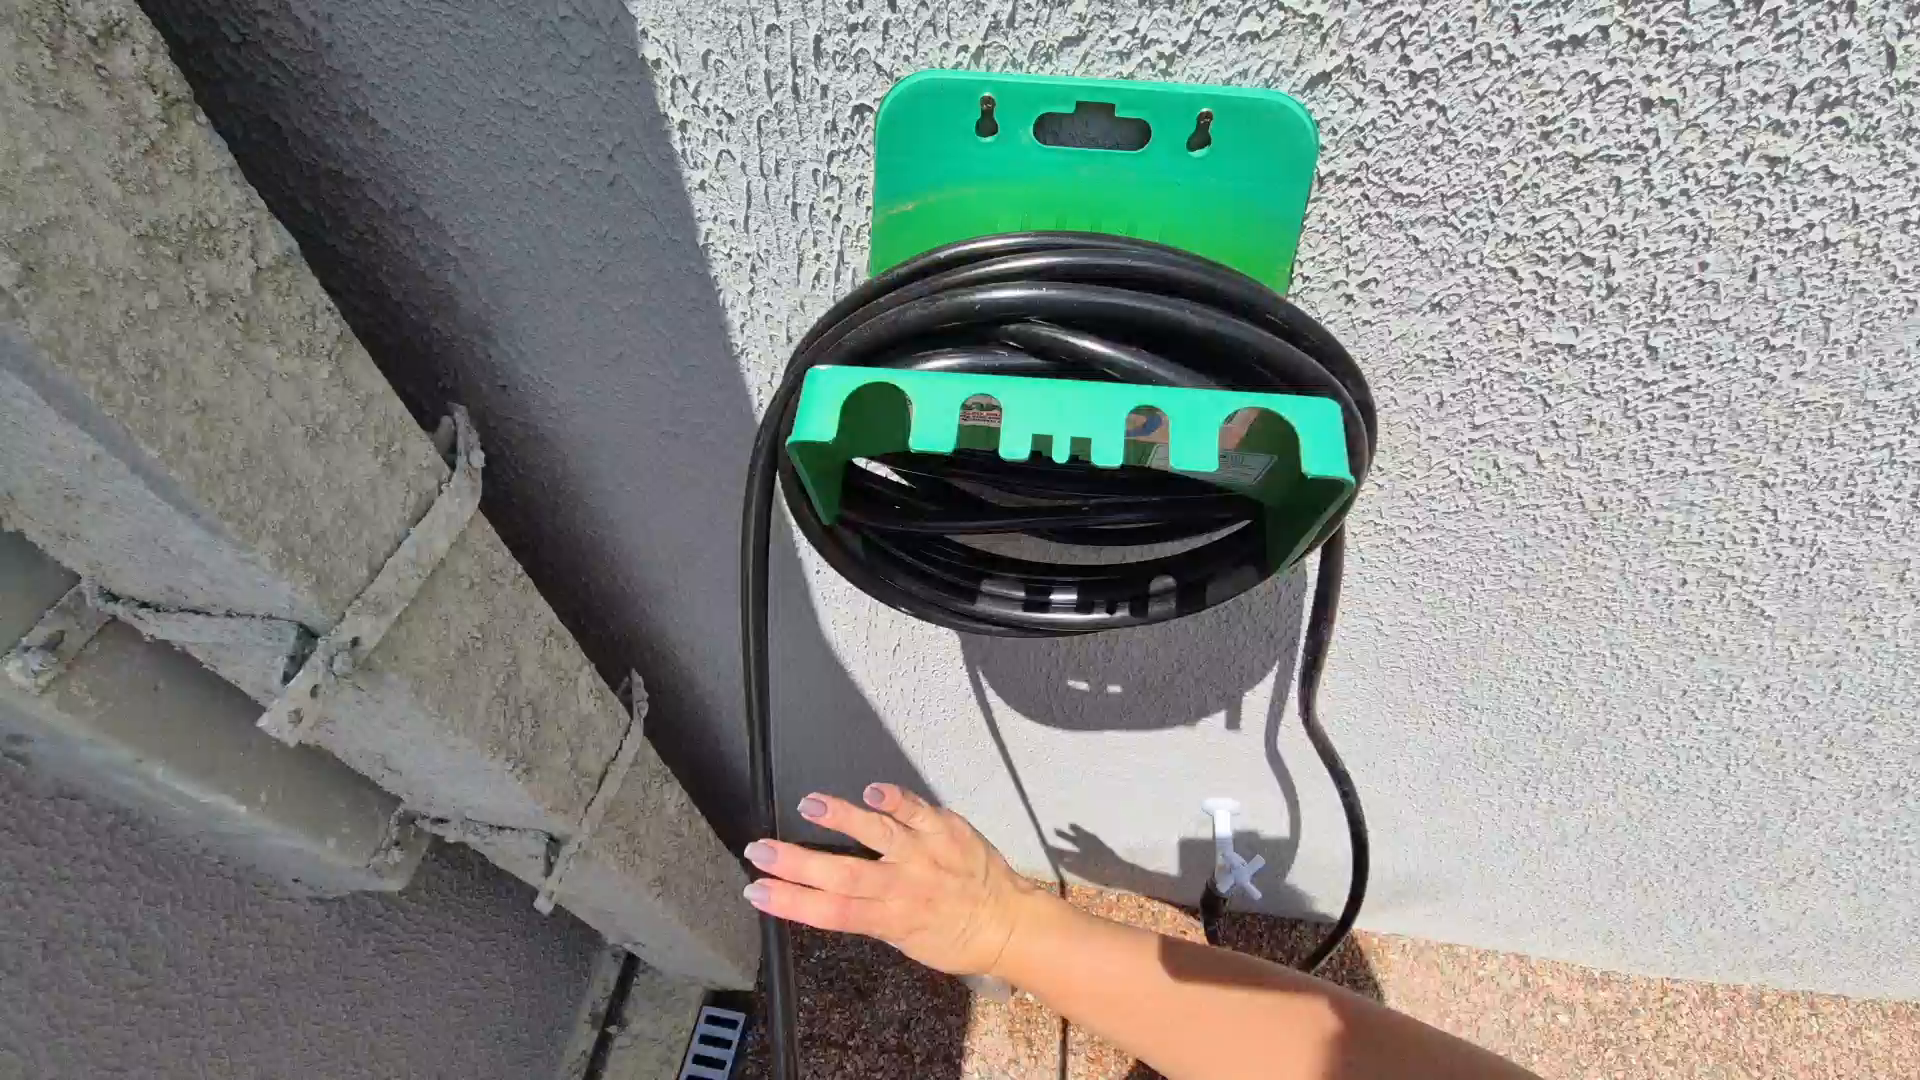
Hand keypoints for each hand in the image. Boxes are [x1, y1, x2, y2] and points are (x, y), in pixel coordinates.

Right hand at [742, 782, 1053, 976]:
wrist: (1007, 921)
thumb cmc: (954, 938)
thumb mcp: (906, 941)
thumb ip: (872, 913)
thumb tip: (833, 891)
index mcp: (891, 919)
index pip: (831, 912)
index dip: (791, 902)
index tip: (757, 890)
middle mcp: (905, 886)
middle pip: (843, 874)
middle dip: (796, 862)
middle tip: (760, 848)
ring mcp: (926, 853)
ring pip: (879, 833)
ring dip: (842, 817)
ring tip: (810, 804)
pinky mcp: (945, 828)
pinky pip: (917, 809)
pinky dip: (894, 798)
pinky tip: (871, 791)